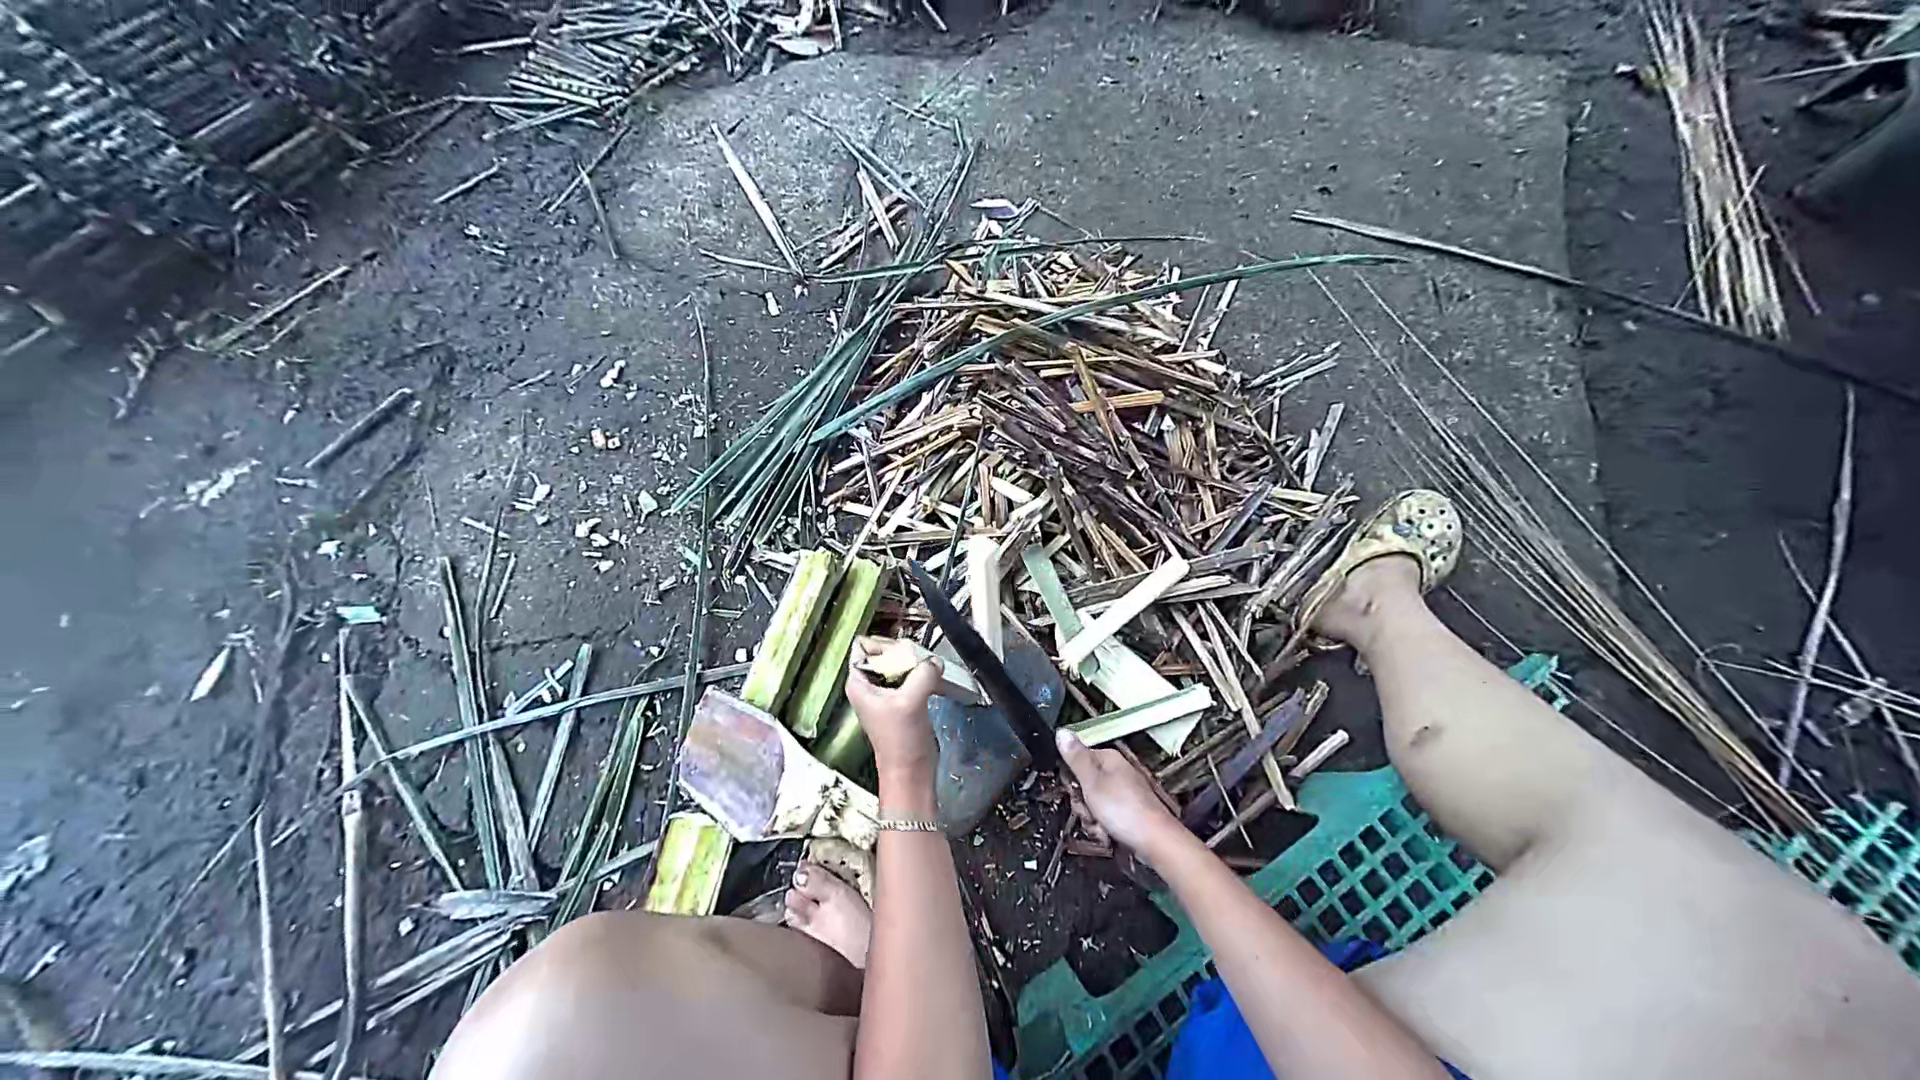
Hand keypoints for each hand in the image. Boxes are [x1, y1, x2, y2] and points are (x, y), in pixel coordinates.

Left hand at [844, 639, 942, 783]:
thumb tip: (935, 661)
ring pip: (900, 663)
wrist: (911, 770)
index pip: (864, 646)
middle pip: (885, 652)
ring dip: (916, 663)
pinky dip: (922, 673)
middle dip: (904, 652)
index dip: (885, 644)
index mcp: (858, 682)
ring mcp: (885, 692)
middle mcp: (869, 684)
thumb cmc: (901, 738)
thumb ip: (923, 674)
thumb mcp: (910, 701)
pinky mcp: (902, 699)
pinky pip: (911, 675)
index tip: (904, 652)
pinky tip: (935, 677)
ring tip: (930, 668)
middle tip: (921, 660)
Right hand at [1057, 730, 1187, 864]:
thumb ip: (1075, 757)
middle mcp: (1117, 774)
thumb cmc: (1125, 810)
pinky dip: (1104, 830)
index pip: (1077, 762)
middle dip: (1083, 805)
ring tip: (1101, 827)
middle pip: (1084, 787)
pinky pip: (1105, 819)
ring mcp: (1124, 795)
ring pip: (1093, 806)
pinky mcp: (1128, 814)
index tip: (1076, 792)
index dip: (1072, 781)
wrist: (1155, 842)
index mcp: (1108, 760)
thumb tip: (1062, 732)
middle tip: (1090, 811)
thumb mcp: (1091, 781)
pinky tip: (1109, 836)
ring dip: (1092, 820)